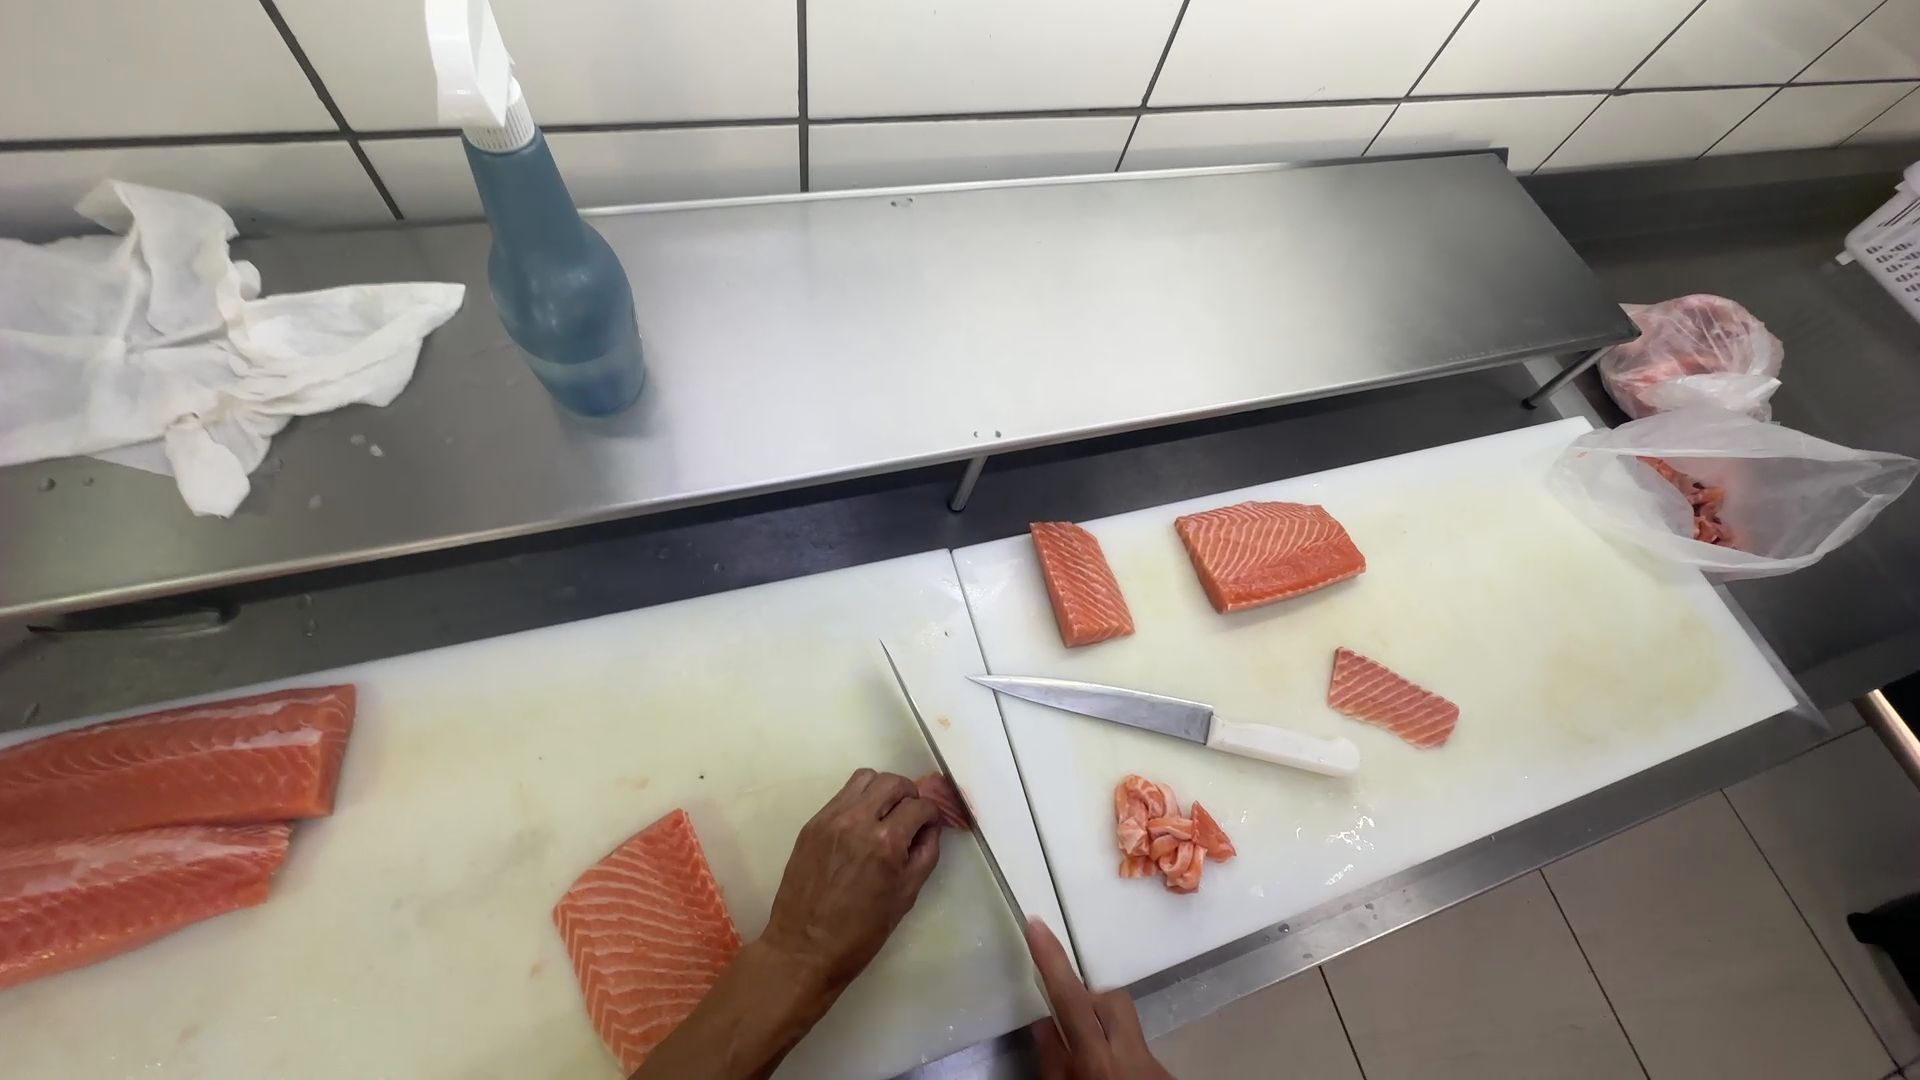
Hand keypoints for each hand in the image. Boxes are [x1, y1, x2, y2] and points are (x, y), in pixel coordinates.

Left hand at [760, 768, 943, 990]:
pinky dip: (858, 800)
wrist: (803, 950)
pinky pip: (842, 795)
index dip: (931, 814)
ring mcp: (831, 819)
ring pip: (865, 778)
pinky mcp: (812, 823)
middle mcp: (858, 821)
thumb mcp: (905, 897)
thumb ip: (925, 855)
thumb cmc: (860, 933)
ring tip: (884, 813)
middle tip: (910, 815)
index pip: (919, 806)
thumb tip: (930, 828)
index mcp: (886, 843)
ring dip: (882, 790)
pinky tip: (860, 825)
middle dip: (909, 795)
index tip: (930, 825)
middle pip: (893, 782)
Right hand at [1025, 920, 1176, 1079]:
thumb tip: (1045, 1023)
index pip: (1072, 1000)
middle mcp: (1131, 1054)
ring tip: (1089, 1050)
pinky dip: (1117, 1047)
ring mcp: (1155, 1062)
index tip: (1036, 924)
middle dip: (1087, 999)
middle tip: (1070, 1024)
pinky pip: (1135, 1041)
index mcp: (1099, 1062)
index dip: (1053, 960)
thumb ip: (1053, 1061)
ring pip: (1125, 1019)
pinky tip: (1111, 1067)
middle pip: (1111, 998)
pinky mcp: (1164, 1068)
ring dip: (1102, 1026)